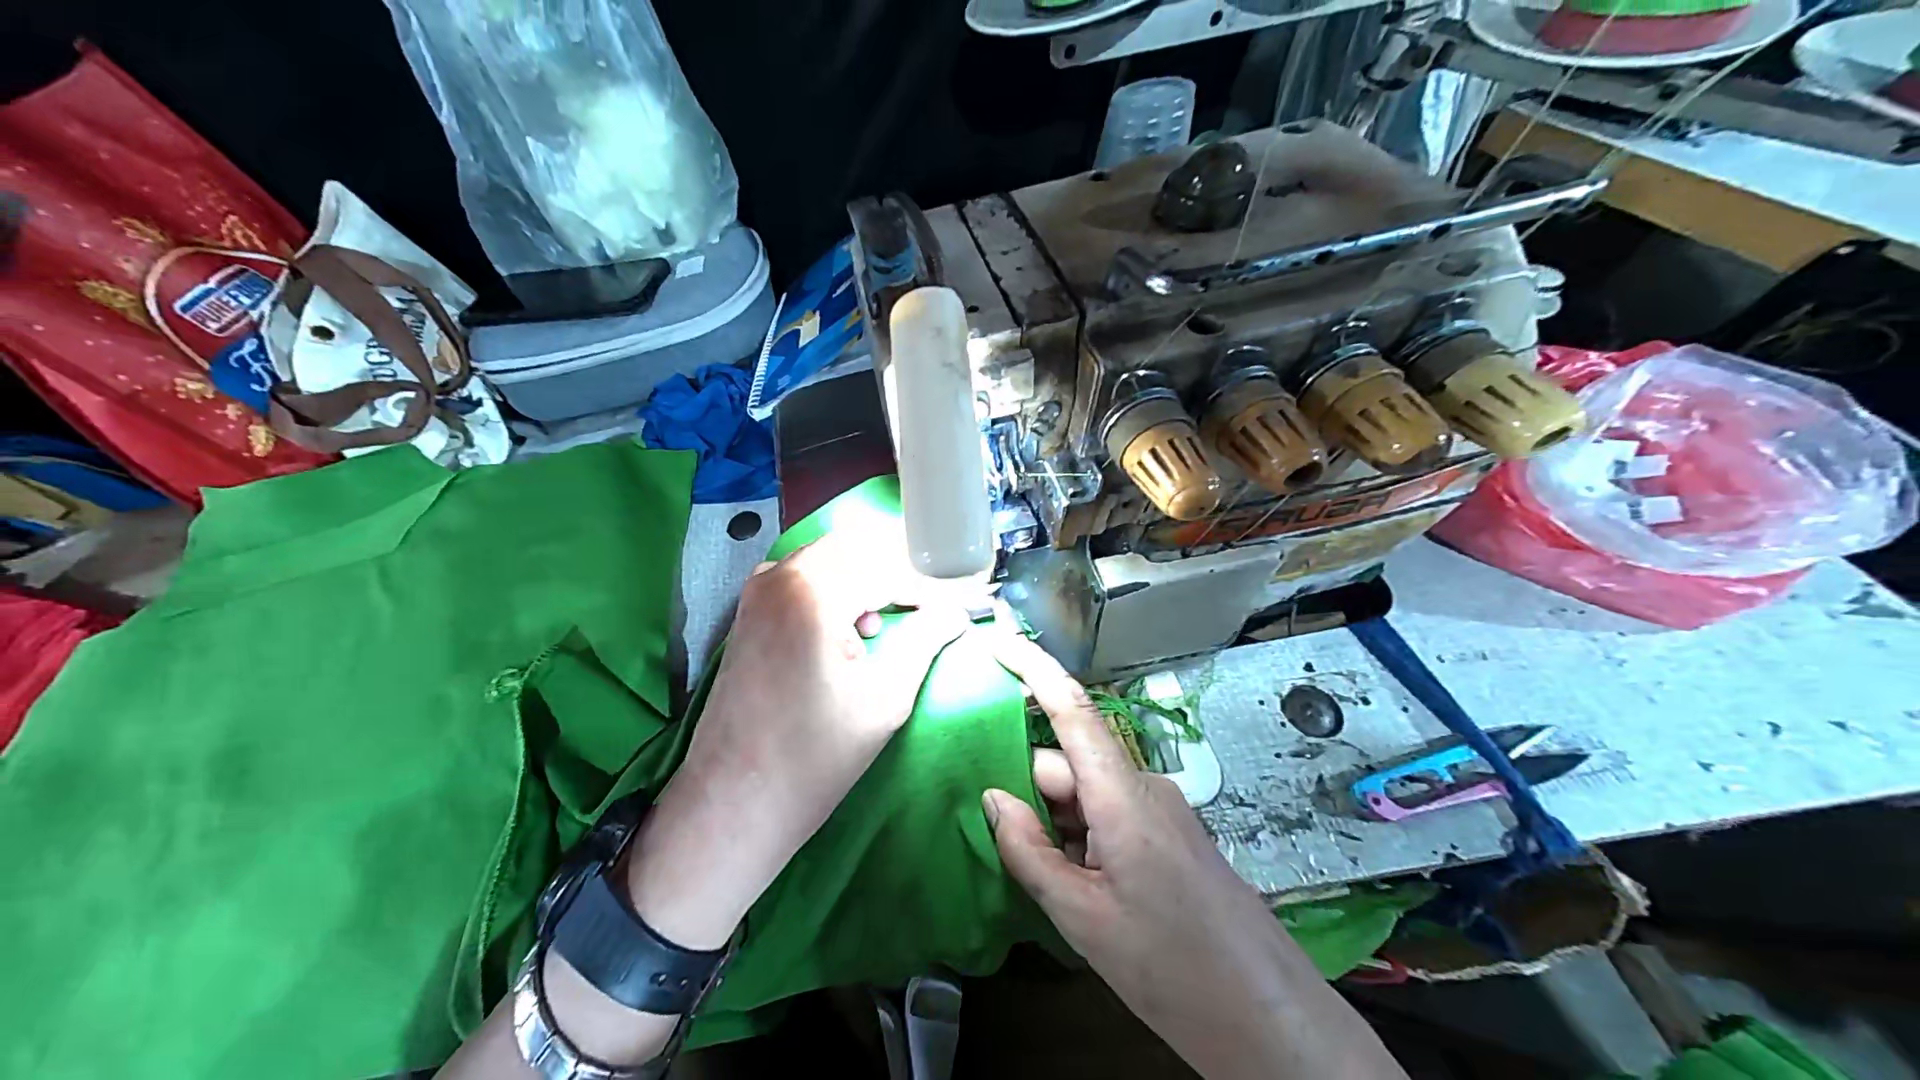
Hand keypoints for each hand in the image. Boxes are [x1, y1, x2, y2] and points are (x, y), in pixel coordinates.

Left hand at [443, 527, 971, 1077]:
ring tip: (893, 622)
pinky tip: (851, 629)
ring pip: (828, 562)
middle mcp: (779, 576)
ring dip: (866, 580)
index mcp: (813, 591)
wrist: (733, 802)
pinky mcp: (749, 614)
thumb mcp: (886, 698)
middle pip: (856, 551)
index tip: (961, 601)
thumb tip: (957, 612)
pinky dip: (835, 591)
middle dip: (898, 573)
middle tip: (933, 605)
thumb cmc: (815, 756)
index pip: (888, 566)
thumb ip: (926, 641)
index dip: (929, 584)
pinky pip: (802, 581)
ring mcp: (757, 593)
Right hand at [981, 632, 1407, 1079]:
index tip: (997, 643)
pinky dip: (1081, 835)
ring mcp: (1160, 809)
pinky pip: (1109, 813)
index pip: (1072, 711)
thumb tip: (994, 798)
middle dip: (1029, 791)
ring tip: (1049, 884)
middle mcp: (1144, 787)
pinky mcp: (1169, 833)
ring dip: (1056, 821)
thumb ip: (1029, 851)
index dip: (1034, 671)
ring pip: (1086, 793)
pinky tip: (1079, 886)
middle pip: (1068, 763)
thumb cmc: (1171, 967)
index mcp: (1122, 797)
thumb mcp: (1082, 917)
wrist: (1267, 1018)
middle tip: (1005, 845)